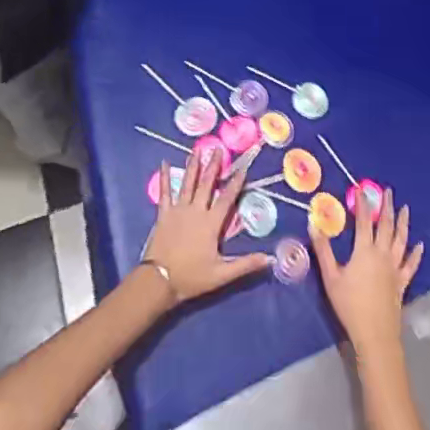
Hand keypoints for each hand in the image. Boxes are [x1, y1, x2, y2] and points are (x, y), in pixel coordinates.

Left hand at [143, 144, 273, 302]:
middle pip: (207, 184)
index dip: (236, 183)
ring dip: (193, 166)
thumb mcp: (222, 274)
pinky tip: (164, 163)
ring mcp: (178, 210)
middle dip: (213, 166)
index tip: (243, 168)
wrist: (159, 280)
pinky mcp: (164, 214)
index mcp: (211, 223)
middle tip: (217, 149)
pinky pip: (164, 192)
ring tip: (197, 149)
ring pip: (188, 183)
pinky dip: (164, 177)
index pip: (227, 198)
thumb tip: (270, 259)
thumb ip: (246, 264)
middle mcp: (196, 211)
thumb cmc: (191, 277)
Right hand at [310, 190, 423, 360]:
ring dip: (403, 223)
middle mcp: (383, 254)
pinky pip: (411, 264)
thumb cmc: (349, 304)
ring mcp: (395, 268)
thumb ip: (323, 250)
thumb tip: (314, 225)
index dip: (363, 205)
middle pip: (386, 226)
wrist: (374, 332)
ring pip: (401, 240)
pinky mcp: (402, 281)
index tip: (364, 190)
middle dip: (387, 207)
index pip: (364, 222)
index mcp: (365, 251)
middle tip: (388, 192)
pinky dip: (416, 253)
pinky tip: (420, 245)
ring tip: (406, 209)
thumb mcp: (330, 277)